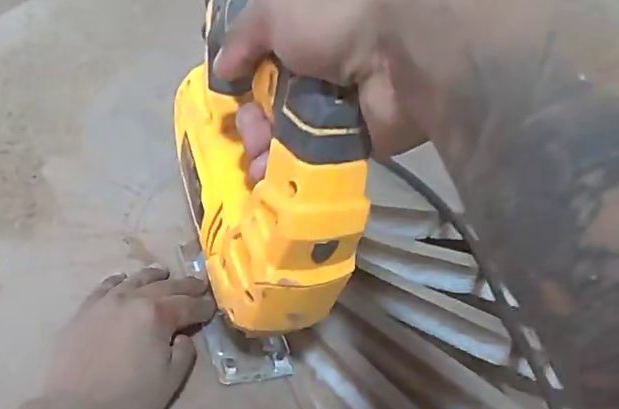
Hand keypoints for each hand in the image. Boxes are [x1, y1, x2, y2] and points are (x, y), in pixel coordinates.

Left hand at [43, 268, 215, 408]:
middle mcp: (130, 299)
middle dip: (184, 286)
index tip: (212, 307)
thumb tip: (182, 336)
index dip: (202, 307)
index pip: (187, 305)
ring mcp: (104, 303)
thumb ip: (184, 353)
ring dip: (153, 277)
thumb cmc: (131, 400)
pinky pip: (106, 287)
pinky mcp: (83, 312)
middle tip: (199, 284)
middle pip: (163, 287)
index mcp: (156, 316)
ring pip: (133, 281)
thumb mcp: (170, 381)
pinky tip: (124, 281)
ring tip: (164, 274)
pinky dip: (120, 281)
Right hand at [214, 0, 428, 183]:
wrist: (398, 53)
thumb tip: (220, 68)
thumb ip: (244, 38)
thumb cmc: (335, 13)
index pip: (263, 66)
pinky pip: (314, 164)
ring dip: (266, 155)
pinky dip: (291, 174)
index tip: (231, 104)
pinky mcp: (351, 145)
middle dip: (253, 127)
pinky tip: (272, 181)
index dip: (243, 88)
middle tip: (250, 138)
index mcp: (302, 33)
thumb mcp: (276, 11)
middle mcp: (318, 71)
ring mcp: (335, 111)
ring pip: (290, 141)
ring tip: (257, 164)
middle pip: (273, 109)